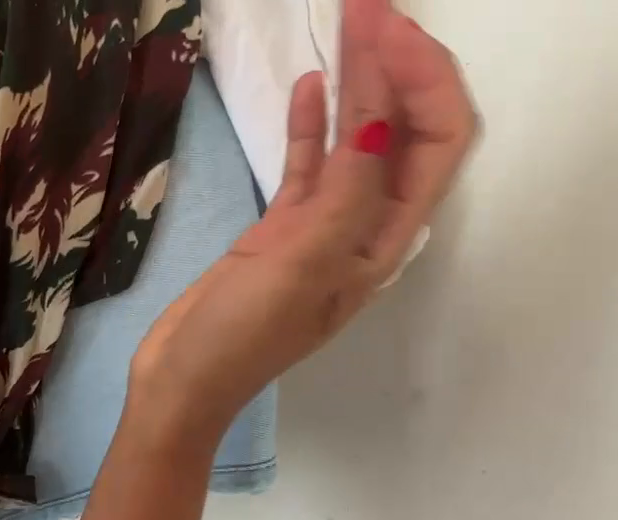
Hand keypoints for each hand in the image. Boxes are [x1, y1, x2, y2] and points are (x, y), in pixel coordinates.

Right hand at [131, 0, 477, 434]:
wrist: (181, 383)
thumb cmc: (242, 337)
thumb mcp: (301, 266)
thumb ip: (346, 195)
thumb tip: (373, 123)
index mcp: (385, 240)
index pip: (436, 140)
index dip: (423, 78)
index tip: (382, 31)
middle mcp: (363, 226)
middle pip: (402, 131)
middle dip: (394, 65)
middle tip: (363, 10)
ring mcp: (317, 228)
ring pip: (354, 142)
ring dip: (354, 85)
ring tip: (341, 28)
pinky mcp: (274, 234)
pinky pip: (305, 168)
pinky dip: (308, 127)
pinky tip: (305, 88)